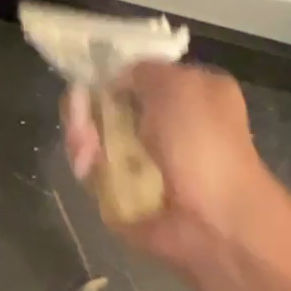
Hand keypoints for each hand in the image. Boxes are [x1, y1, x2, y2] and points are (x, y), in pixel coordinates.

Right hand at [62, 62, 274, 268]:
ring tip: (86, 147)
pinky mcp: (121, 195)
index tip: (90, 79)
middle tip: (81, 116)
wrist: (209, 219)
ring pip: (95, 139)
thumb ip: (145, 71)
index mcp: (187, 96)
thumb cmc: (203, 145)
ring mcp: (140, 163)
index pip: (136, 78)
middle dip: (87, 108)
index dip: (109, 76)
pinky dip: (86, 167)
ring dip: (82, 137)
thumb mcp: (181, 85)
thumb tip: (115, 79)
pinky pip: (93, 173)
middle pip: (108, 107)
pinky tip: (88, 167)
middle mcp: (163, 128)